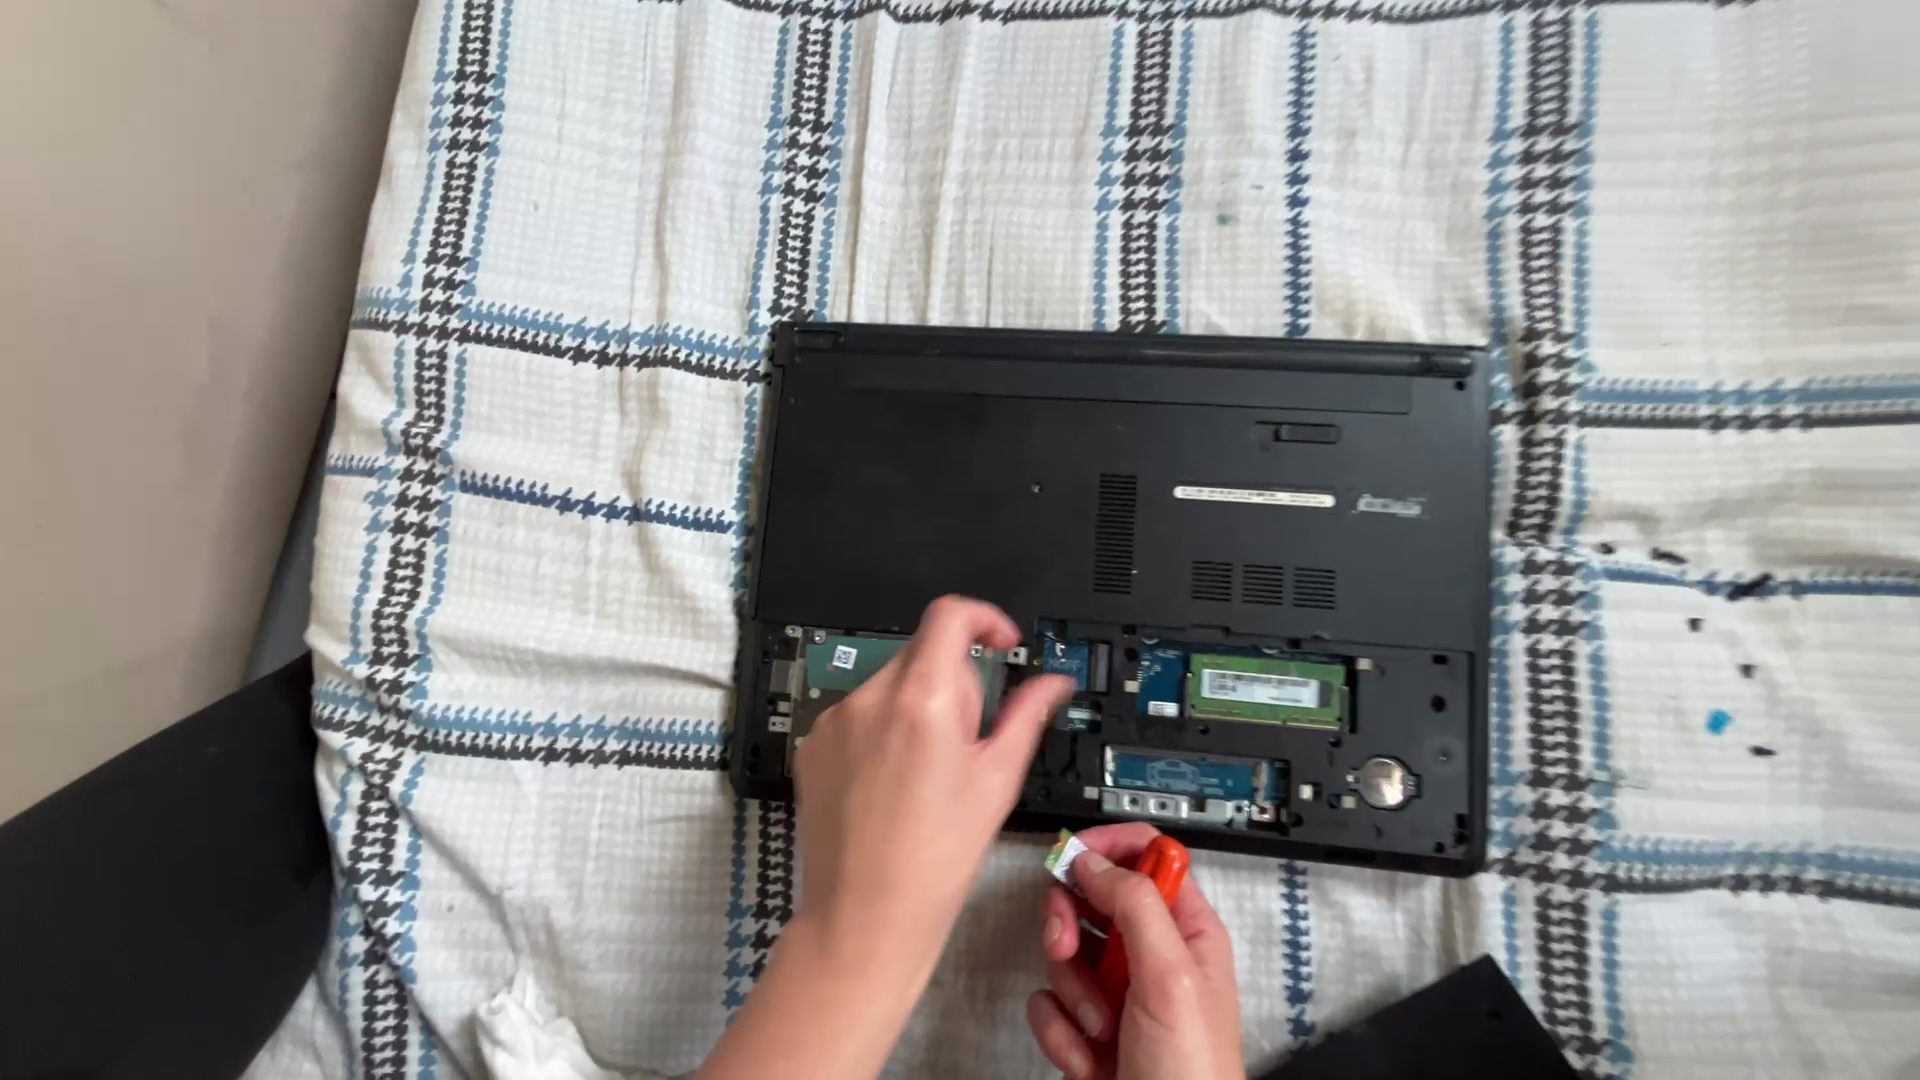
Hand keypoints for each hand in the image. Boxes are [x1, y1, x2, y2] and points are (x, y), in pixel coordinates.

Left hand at [793, 595, 1074, 980]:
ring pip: (890, 684)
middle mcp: (870, 700)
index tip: (998, 642)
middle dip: (953, 681)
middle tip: (967, 741)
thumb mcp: (996, 782)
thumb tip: (1050, 683)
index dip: (984, 619)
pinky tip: (891, 781)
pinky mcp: (813, 744)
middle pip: (924, 652)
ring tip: (925, 773)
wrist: (865, 917)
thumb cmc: (931, 863)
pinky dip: (881, 730)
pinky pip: (858, 713)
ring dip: (915, 707)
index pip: (950, 615)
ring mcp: (834, 721)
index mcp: (921, 701)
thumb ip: (1026, 715)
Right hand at [1025, 824, 1243, 1079]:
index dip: (1107, 846)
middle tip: (1065, 946)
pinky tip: (1087, 1057)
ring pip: (1065, 946)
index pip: (1146, 854)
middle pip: (1090, 895)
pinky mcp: (1088, 1024)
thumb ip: (1135, 905)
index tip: (1071, 857)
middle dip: (1068, 923)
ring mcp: (1116, 987)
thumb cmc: (1192, 1076)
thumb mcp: (1171, 979)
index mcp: (1183, 928)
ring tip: (1095, 1027)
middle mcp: (1149, 950)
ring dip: (1068, 989)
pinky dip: (1059, 1029)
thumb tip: (1093, 858)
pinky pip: (1049, 999)